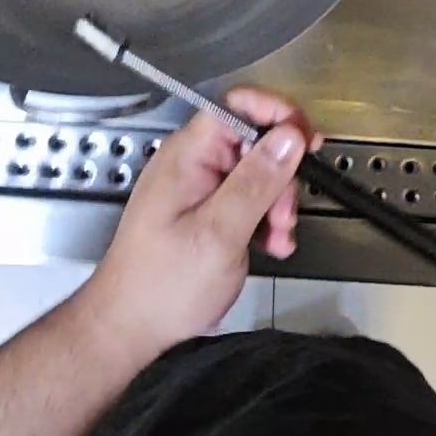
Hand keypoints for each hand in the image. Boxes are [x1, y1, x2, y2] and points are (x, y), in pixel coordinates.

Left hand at [78, 88, 316, 355]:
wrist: (130, 330)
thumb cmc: (162, 286)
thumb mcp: (219, 233)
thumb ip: (256, 181)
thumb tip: (289, 137)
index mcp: (188, 154)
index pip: (237, 105)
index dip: (276, 114)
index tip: (305, 138)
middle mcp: (193, 163)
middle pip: (254, 141)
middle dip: (281, 173)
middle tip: (285, 212)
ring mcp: (200, 187)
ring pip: (257, 173)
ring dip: (277, 203)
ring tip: (278, 236)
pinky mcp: (207, 211)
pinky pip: (248, 199)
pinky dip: (266, 220)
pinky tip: (271, 244)